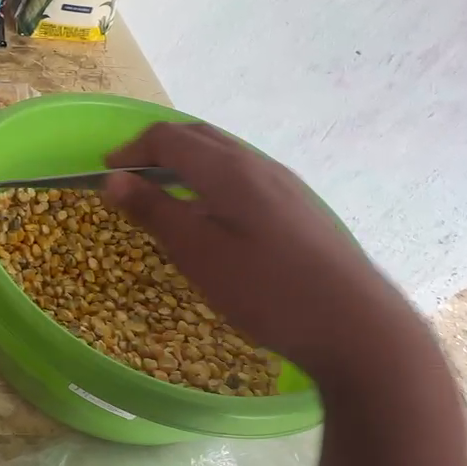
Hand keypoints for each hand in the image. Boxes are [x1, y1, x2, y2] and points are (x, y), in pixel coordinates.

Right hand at [100, 122, 419, 385]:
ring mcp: (285, 185)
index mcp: (228, 171)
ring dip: (184, 162)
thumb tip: (114, 178)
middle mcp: (258, 165)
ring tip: (163, 195)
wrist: (360, 330)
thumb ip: (154, 210)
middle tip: (129, 179)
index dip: (130, 150)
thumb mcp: (198, 254)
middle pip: (197, 136)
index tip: (106, 175)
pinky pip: (243, 174)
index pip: (168, 137)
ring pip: (223, 154)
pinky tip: (210, 217)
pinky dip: (210, 179)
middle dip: (155, 149)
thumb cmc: (267, 291)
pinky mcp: (300, 208)